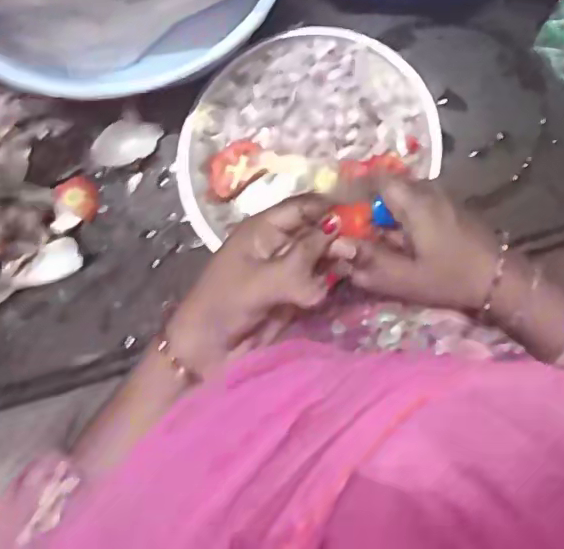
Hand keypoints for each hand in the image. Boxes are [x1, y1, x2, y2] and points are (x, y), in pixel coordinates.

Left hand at [165, 196, 342, 378]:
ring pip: (324, 252)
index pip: (303, 206)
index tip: (358, 210)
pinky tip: (347, 277)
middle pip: (317, 228)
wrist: (203, 357)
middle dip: (338, 233)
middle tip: (360, 242)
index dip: (329, 206)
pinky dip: (335, 277)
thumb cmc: (223, 307)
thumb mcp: (262, 279)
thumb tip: (338, 228)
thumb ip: (302, 256)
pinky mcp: (296, 292)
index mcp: (264, 229)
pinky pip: (322, 277)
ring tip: (355, 260)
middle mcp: (279, 242)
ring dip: (339, 255)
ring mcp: (289, 268)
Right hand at [335, 177, 502, 311]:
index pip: (376, 178)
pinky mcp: (449, 206)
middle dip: (367, 206)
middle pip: (388, 187)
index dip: (353, 189)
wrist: (499, 278)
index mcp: (415, 200)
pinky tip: (401, 242)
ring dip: (386, 213)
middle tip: (352, 234)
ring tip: (374, 241)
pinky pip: (417, 202)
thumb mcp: (404, 278)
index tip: (336, 210)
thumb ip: (368, 261)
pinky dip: (402, 216)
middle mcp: (428, 189)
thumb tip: (336, 245)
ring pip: (402, 195)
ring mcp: (442, 195)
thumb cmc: (450, 278)